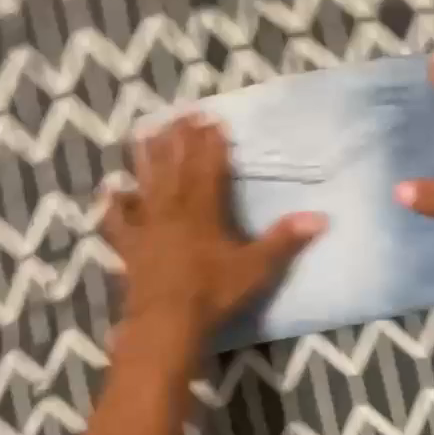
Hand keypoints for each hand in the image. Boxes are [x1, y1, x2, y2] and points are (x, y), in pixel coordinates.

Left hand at [103, 114, 324, 334]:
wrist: (166, 321)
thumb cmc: (213, 293)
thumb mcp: (256, 268)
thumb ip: (285, 240)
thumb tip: (321, 218)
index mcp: (203, 208)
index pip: (209, 165)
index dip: (212, 141)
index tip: (214, 118)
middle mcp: (172, 208)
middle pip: (175, 164)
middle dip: (179, 137)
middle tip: (182, 113)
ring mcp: (146, 225)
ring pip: (145, 180)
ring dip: (147, 155)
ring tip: (146, 131)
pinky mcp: (128, 246)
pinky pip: (117, 219)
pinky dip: (114, 203)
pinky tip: (112, 190)